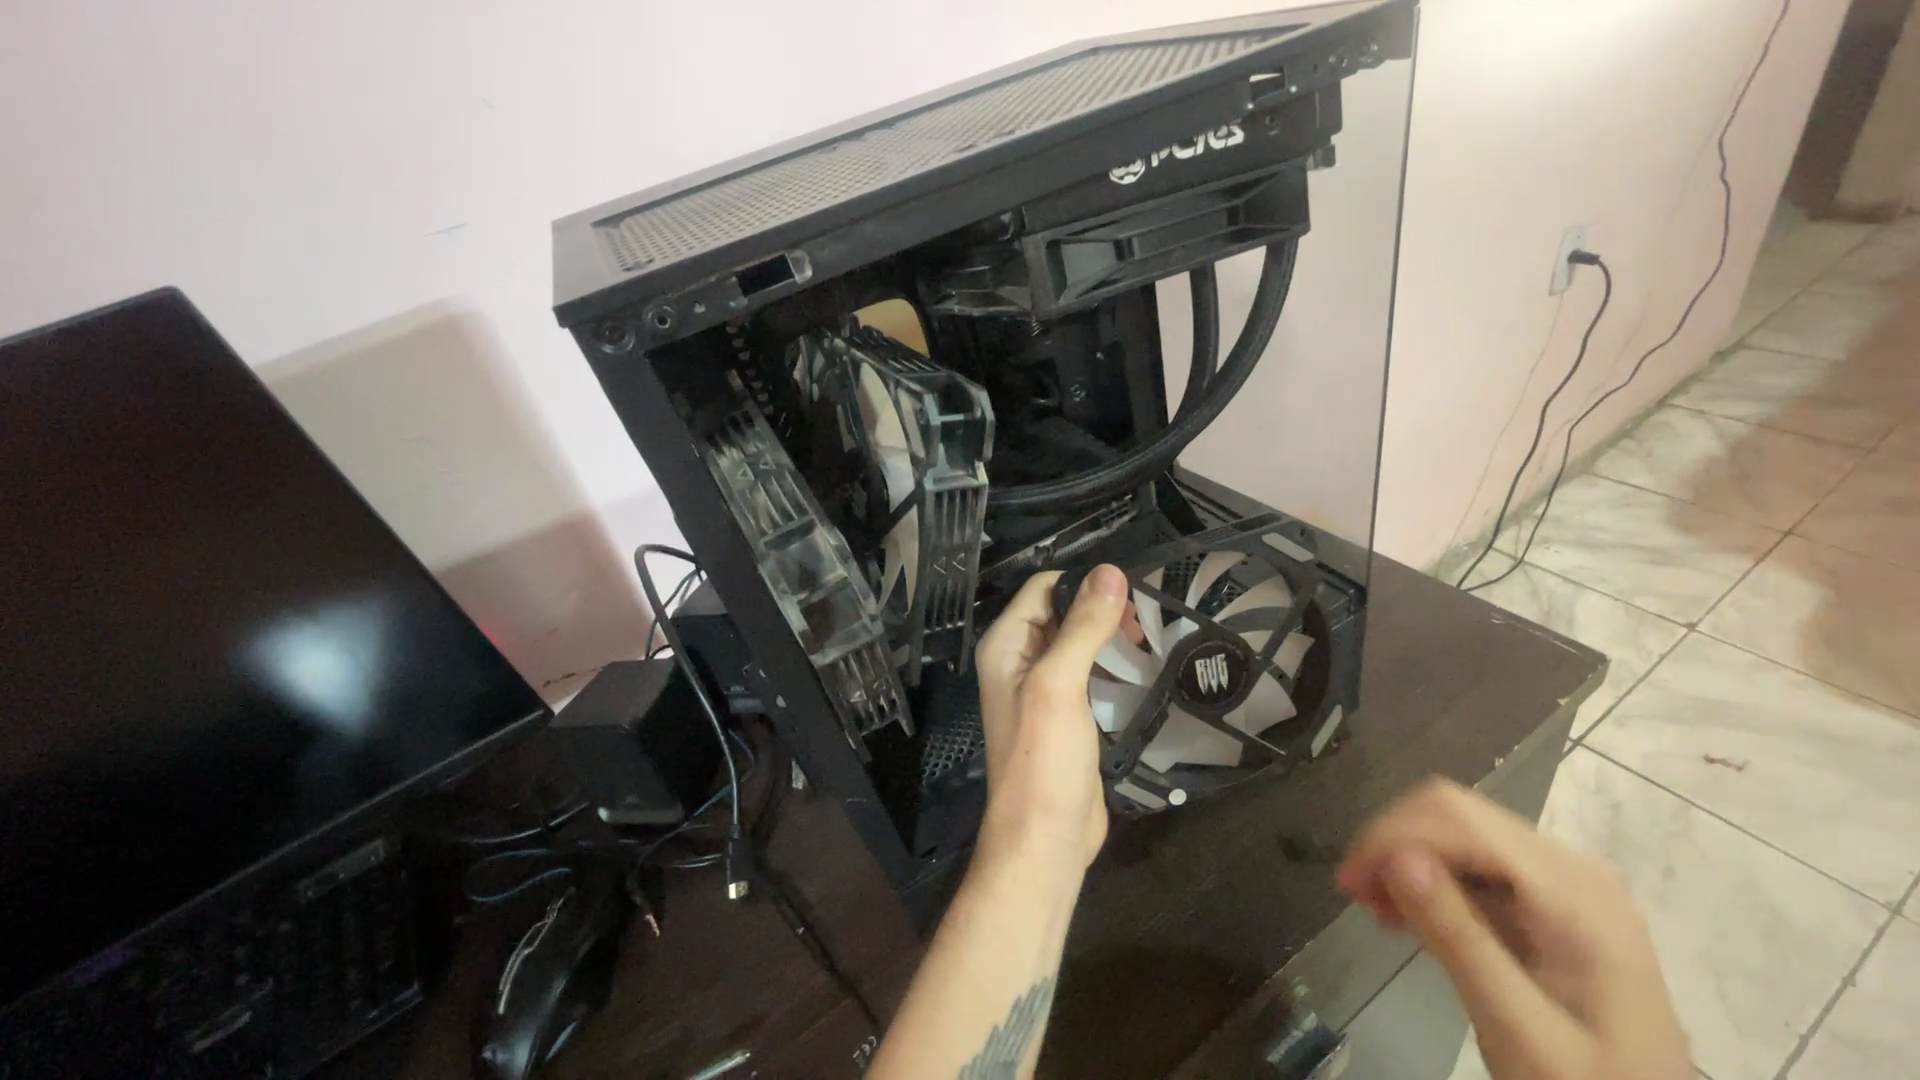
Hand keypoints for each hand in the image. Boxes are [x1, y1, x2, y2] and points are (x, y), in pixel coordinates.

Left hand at [972, 566, 1127, 871]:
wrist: (1045, 836)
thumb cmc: (1044, 758)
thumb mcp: (1059, 684)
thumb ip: (1082, 627)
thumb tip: (1111, 572)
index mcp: (1006, 645)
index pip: (1044, 588)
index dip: (1084, 585)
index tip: (1128, 597)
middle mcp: (1018, 660)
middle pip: (1063, 612)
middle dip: (1101, 611)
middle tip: (1141, 626)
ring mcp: (1042, 689)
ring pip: (1078, 643)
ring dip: (1109, 638)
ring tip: (1145, 645)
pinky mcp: (1065, 714)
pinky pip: (1089, 674)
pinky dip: (1111, 667)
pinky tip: (1138, 673)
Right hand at [1337, 778, 1688, 1079]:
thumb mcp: (1521, 1031)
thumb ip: (1460, 940)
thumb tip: (1396, 857)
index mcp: (1574, 891)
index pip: (1460, 819)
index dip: (1393, 836)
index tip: (1348, 884)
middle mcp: (1571, 867)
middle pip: (1457, 814)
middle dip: (1394, 843)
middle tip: (1354, 893)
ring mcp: (1563, 882)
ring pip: (1459, 832)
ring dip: (1406, 858)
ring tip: (1372, 905)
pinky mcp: (1550, 900)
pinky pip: (1474, 863)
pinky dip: (1431, 878)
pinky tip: (1406, 913)